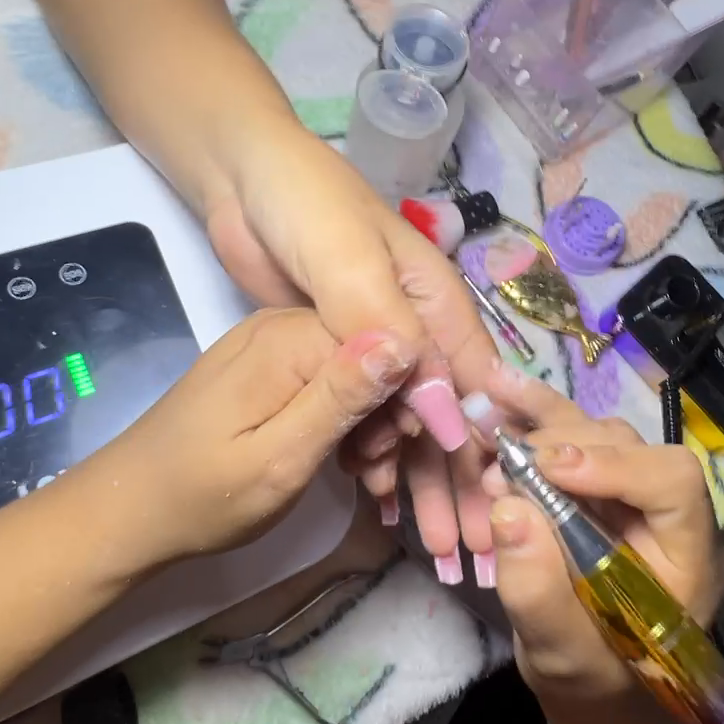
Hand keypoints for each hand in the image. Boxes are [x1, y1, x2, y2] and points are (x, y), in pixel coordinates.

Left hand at [87, 308, 413, 565]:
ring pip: (358, 371)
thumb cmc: (202, 496)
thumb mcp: (280, 458)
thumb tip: (403, 340)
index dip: (410, 394)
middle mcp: (286, 326)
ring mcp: (276, 344)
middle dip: (393, 412)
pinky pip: (331, 380)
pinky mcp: (271, 366)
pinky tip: (346, 460)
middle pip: (375, 354)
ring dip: (374, 422)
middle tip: (379, 471)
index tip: (402, 449)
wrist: (126, 510)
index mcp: (290, 338)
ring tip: (365, 474)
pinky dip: (347, 420)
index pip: (387, 340)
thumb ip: (342, 398)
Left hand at [202, 127, 502, 575]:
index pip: (467, 383)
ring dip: (413, 470)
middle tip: (465, 547)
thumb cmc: (301, 210)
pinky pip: (360, 409)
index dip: (478, 447)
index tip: (488, 510)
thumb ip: (386, 335)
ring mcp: (370, 339)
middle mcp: (410, 323)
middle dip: (453, 475)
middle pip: (440, 410)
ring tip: (423, 534)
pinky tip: (371, 489)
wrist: (235, 177)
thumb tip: (442, 406)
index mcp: (429, 300)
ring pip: (401, 415)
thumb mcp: (346, 266)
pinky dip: (369, 447)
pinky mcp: (333, 351)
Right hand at [471, 364, 723, 703]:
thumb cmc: (595, 679)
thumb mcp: (563, 655)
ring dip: (542, 424)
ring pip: (596, 431)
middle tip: (503, 465)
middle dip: (563, 447)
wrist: (596, 682)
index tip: (550, 468)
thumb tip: (510, 511)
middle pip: (629, 447)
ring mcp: (630, 488)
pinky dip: (530, 417)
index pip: (673, 483)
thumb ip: (541, 594)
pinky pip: (567, 435)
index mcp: (688, 553)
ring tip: (490, 423)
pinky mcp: (595, 480)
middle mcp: (665, 508)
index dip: (615, 465)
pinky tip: (496, 394)